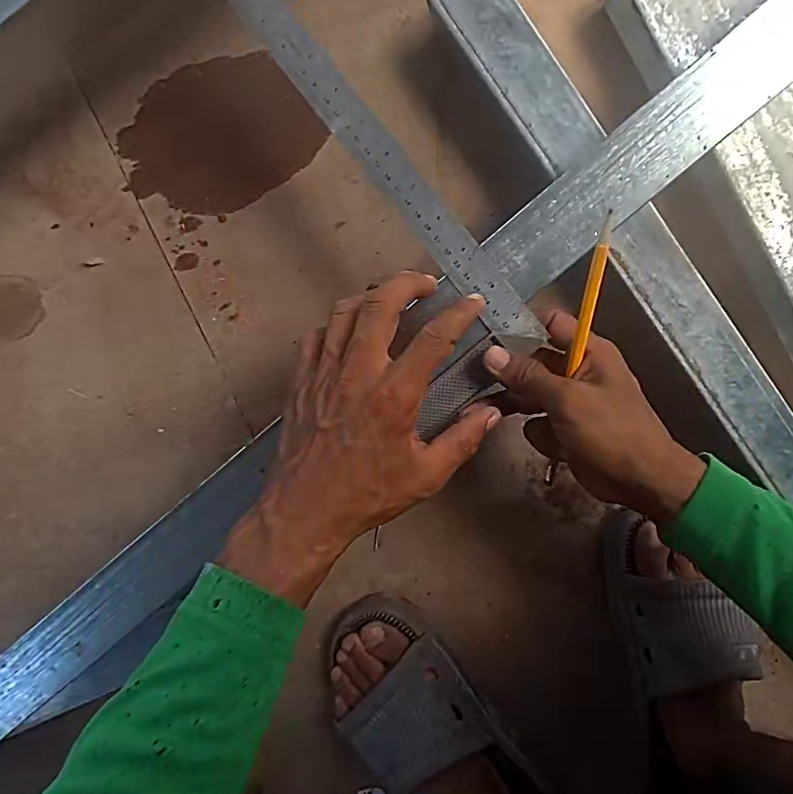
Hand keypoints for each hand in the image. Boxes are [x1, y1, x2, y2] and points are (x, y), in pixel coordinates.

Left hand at [218, 272, 500, 605]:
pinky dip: (336, 324)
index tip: (471, 301)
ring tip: (389, 298)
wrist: (304, 511)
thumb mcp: (426, 475)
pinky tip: (348, 332)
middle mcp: (357, 374)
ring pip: (344, 311)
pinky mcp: (302, 381)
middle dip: (407, 282)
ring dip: (370, 295)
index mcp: (394, 395)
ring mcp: (324, 373)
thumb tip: (490, 413)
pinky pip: (317, 336)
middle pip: (380, 303)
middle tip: (426, 283)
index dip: (458, 313)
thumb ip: (462, 440)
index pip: (433, 338)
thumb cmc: (366, 496)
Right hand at [484, 309, 705, 522]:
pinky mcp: (567, 429)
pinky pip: (540, 424)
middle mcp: (579, 371)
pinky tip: (554, 446)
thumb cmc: (612, 431)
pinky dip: (543, 435)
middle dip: (510, 373)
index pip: (551, 322)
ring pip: (531, 394)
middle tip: (475, 378)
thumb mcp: (567, 399)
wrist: (642, 480)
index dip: (522, 324)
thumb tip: (492, 353)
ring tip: (488, 410)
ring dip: (518, 406)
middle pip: (534, 361)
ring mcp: (572, 402)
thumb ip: (527, 376)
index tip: (488, 332)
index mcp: (589, 351)